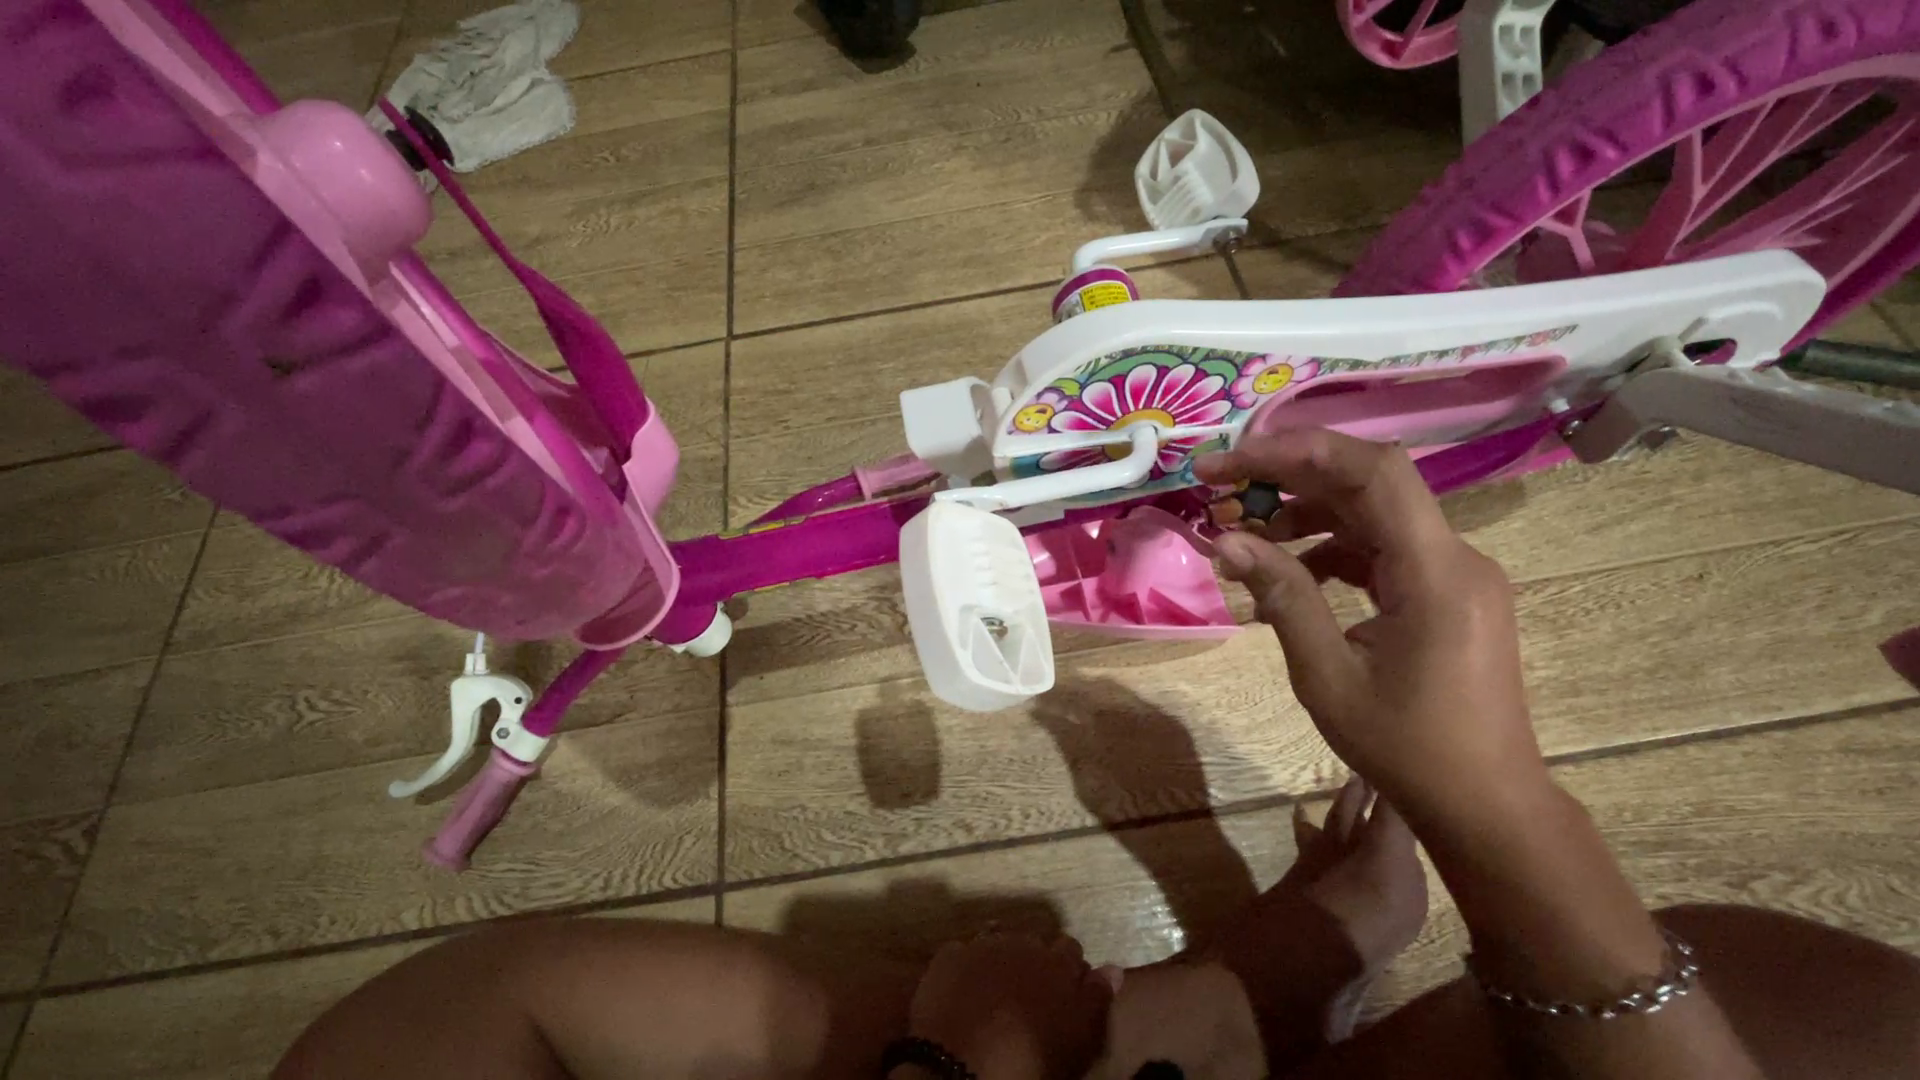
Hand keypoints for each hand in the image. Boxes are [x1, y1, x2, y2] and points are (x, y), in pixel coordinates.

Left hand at [907, 932, 1112, 1079]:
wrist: (963, 1064)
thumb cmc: (1031, 1059)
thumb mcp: (1077, 1039)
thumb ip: (1096, 1000)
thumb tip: (1113, 969)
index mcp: (1057, 963)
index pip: (1071, 949)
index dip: (1069, 969)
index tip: (1064, 991)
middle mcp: (1021, 943)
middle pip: (1034, 942)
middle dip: (1035, 960)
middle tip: (1030, 992)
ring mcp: (981, 946)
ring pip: (998, 941)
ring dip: (1001, 958)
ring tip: (997, 989)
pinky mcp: (948, 956)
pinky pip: (963, 952)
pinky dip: (967, 966)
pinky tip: (965, 988)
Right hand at [1193, 429, 1552, 828]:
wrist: (1484, 804)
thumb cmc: (1406, 747)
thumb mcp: (1328, 676)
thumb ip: (1282, 598)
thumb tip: (1226, 540)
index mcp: (1435, 571)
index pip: (1373, 471)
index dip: (1297, 451)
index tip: (1231, 463)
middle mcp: (1455, 557)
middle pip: (1368, 484)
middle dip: (1288, 476)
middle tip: (1219, 487)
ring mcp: (1454, 574)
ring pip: (1372, 516)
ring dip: (1305, 515)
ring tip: (1242, 535)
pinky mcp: (1446, 594)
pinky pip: (1382, 551)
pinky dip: (1330, 552)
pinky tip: (1286, 578)